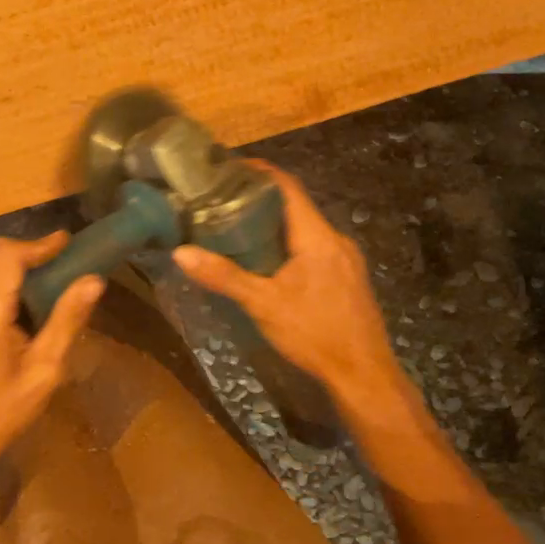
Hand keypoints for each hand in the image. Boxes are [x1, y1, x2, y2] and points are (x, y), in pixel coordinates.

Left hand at [0, 233, 103, 501]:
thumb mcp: (43, 372)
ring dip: (17, 263)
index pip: (9, 256)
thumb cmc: (0, 414)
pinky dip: (5, 278)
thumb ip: (65, 321)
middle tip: (66, 258)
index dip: (40, 243)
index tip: (69, 242)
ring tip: (53, 275)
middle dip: (30, 249)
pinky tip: (29, 297)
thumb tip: (92, 281)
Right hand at [172, 161, 415, 421]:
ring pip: (301, 229)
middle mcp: (335, 240)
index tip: (226, 167)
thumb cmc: (315, 333)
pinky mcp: (345, 279)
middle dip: (256, 199)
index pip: (288, 187)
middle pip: (293, 206)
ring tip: (231, 227)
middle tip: (218, 200)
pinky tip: (262, 260)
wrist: (364, 376)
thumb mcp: (262, 304)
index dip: (259, 172)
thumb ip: (223, 276)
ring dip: (269, 224)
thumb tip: (180, 252)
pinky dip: (283, 244)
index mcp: (317, 237)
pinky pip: (310, 248)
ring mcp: (344, 260)